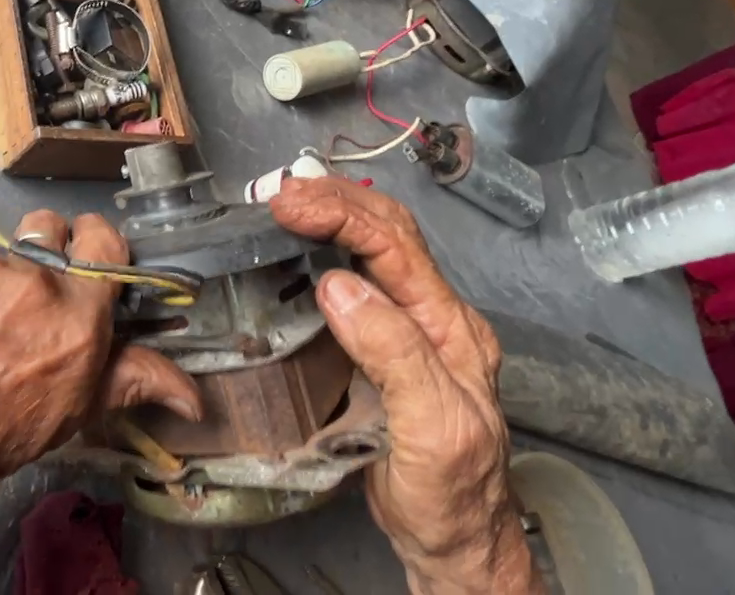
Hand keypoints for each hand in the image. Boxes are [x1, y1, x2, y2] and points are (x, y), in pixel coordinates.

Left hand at [0, 212, 198, 594]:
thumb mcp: (67, 417)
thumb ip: (128, 381)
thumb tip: (191, 391)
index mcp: (73, 312)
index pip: (102, 239)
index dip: (93, 243)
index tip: (82, 256)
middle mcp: (24, 277)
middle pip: (42, 234)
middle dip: (38, 254)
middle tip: (16, 297)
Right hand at [272, 178, 541, 594]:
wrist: (457, 542)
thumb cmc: (451, 495)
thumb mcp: (434, 431)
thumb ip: (395, 355)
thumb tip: (336, 286)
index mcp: (451, 328)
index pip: (396, 246)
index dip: (340, 214)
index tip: (288, 204)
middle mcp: (434, 314)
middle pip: (389, 231)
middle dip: (334, 199)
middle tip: (277, 192)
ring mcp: (410, 324)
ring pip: (375, 244)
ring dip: (330, 212)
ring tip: (285, 199)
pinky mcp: (382, 339)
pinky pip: (356, 273)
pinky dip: (324, 243)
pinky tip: (300, 237)